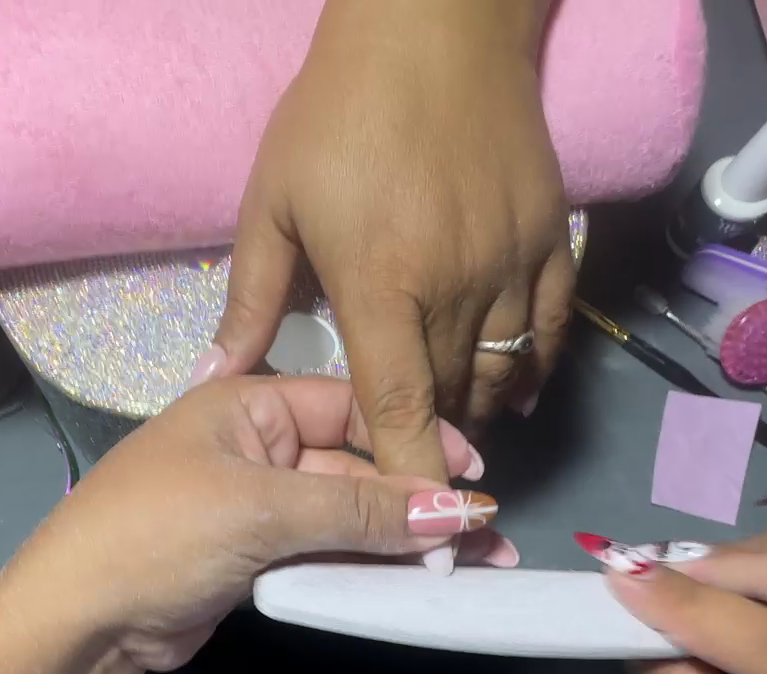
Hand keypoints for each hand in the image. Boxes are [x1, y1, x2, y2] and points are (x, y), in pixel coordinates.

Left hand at [11, 377, 512, 673]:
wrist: (83, 622)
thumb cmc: (161, 534)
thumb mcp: (261, 509)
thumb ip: (359, 511)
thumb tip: (457, 511)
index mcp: (250, 406)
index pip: (352, 407)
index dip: (414, 438)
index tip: (475, 475)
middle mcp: (259, 448)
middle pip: (357, 468)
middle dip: (418, 502)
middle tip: (487, 537)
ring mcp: (259, 508)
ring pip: (347, 519)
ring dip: (402, 542)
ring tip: (472, 567)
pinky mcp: (259, 560)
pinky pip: (325, 555)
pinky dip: (367, 569)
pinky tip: (416, 583)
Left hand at [201, 0, 574, 481]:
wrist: (433, 23)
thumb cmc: (335, 119)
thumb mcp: (271, 207)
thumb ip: (250, 304)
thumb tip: (214, 377)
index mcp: (381, 289)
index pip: (396, 410)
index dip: (404, 479)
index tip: (414, 531)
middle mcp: (456, 289)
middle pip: (446, 404)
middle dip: (428, 452)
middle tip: (411, 485)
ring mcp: (512, 264)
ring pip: (497, 376)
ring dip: (470, 417)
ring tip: (446, 441)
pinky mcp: (552, 241)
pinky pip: (548, 331)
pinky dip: (527, 373)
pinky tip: (507, 396)